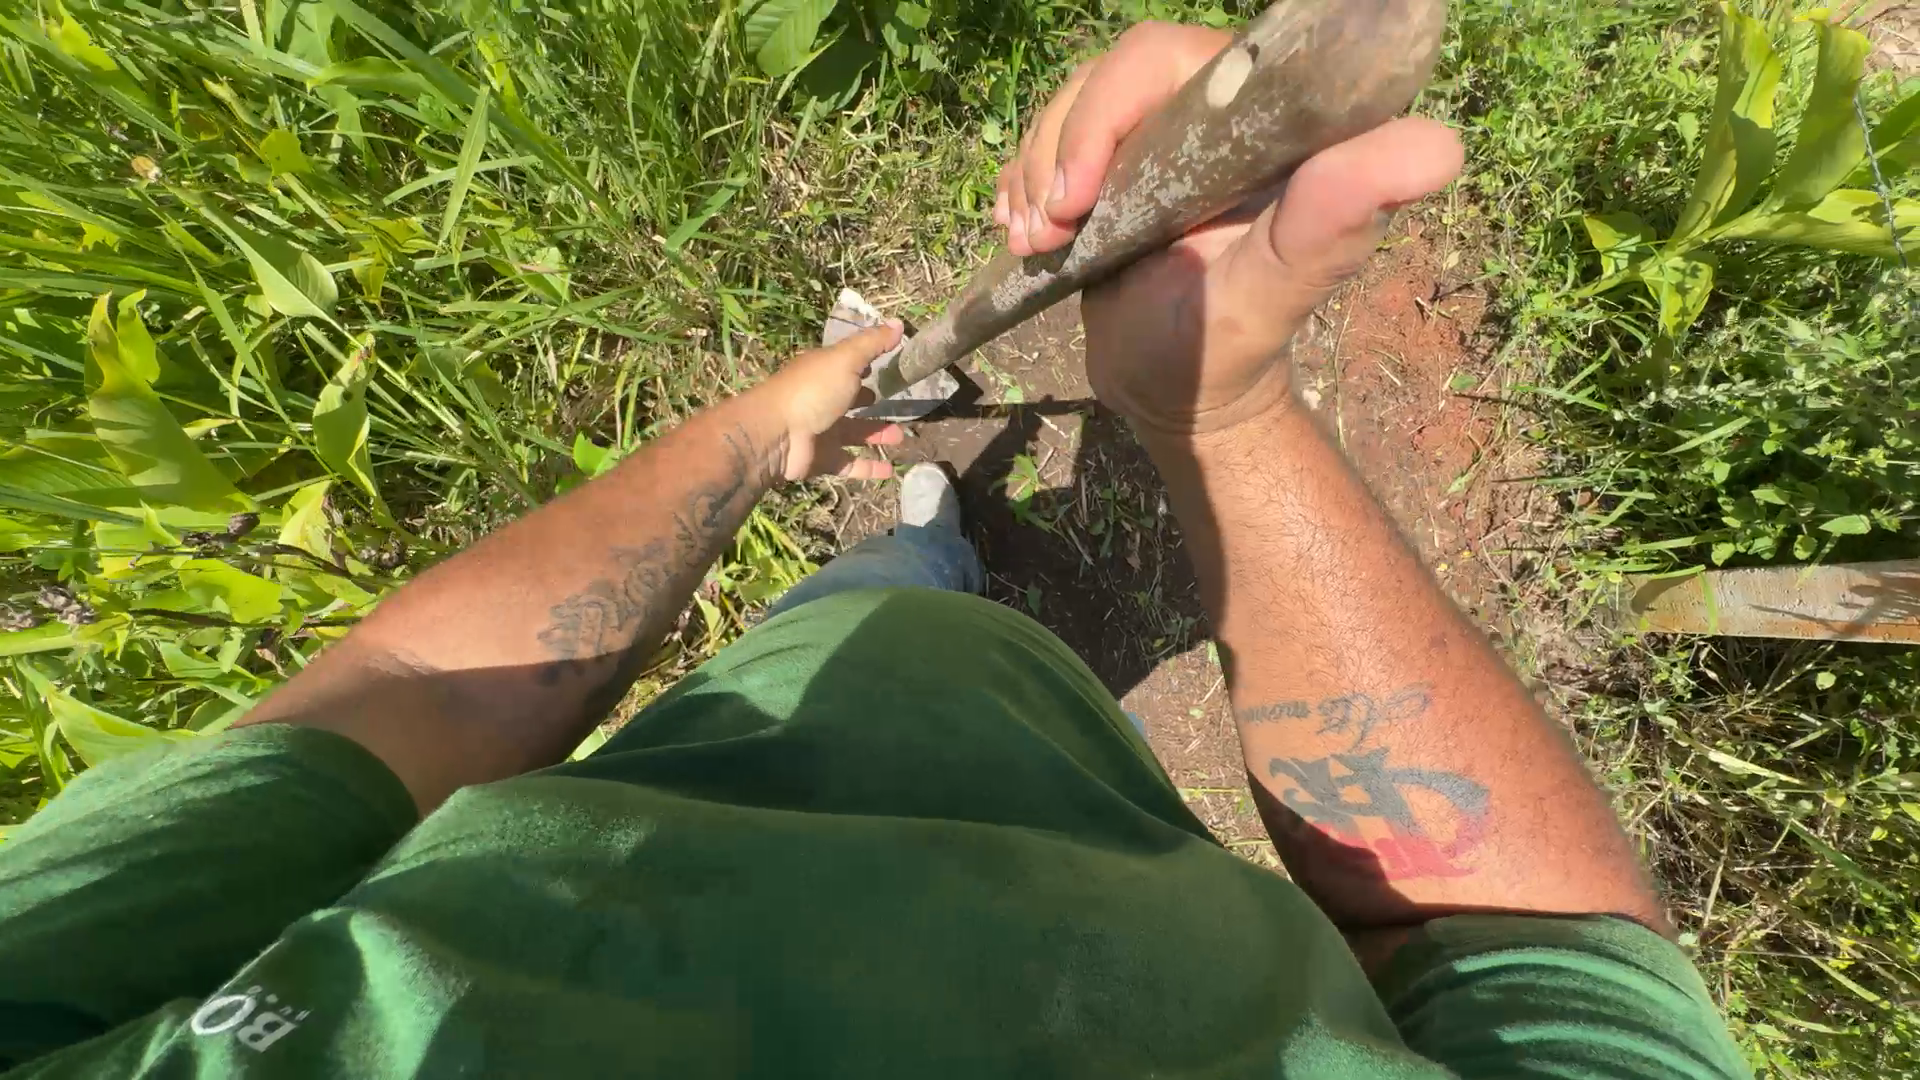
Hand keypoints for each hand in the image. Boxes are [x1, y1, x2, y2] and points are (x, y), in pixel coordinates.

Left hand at [751, 321, 906, 480]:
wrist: (776, 435)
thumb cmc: (812, 390)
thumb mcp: (845, 360)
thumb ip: (872, 344)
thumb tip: (898, 323)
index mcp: (824, 373)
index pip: (848, 366)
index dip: (866, 364)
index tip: (888, 365)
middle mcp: (822, 400)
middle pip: (851, 401)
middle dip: (872, 401)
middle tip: (898, 405)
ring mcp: (822, 432)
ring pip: (855, 433)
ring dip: (877, 434)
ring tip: (901, 438)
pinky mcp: (823, 459)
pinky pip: (851, 464)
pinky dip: (869, 468)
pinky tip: (890, 471)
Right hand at [996, 24, 1463, 436]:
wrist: (1168, 388)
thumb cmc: (1224, 352)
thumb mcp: (1272, 294)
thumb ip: (1332, 225)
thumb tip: (1437, 149)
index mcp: (1257, 125)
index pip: (1168, 59)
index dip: (1107, 107)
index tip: (1076, 195)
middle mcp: (1206, 120)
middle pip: (1109, 77)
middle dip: (1057, 148)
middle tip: (1043, 233)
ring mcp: (1153, 147)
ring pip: (1068, 110)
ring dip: (1030, 173)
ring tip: (1029, 244)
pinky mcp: (1112, 178)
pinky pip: (1049, 150)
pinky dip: (1020, 186)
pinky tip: (1019, 236)